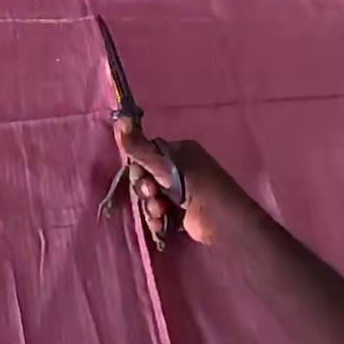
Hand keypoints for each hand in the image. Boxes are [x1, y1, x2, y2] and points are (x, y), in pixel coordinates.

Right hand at [111, 121, 244, 245]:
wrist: (224, 222)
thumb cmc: (196, 187)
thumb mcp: (165, 166)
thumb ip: (139, 148)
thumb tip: (119, 120)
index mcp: (179, 151)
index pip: (148, 154)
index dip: (139, 167)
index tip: (141, 176)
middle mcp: (180, 168)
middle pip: (147, 177)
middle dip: (145, 189)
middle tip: (153, 195)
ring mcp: (181, 191)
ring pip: (151, 196)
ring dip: (151, 206)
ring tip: (161, 212)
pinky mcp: (181, 211)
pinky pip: (159, 211)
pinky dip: (158, 217)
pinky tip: (162, 223)